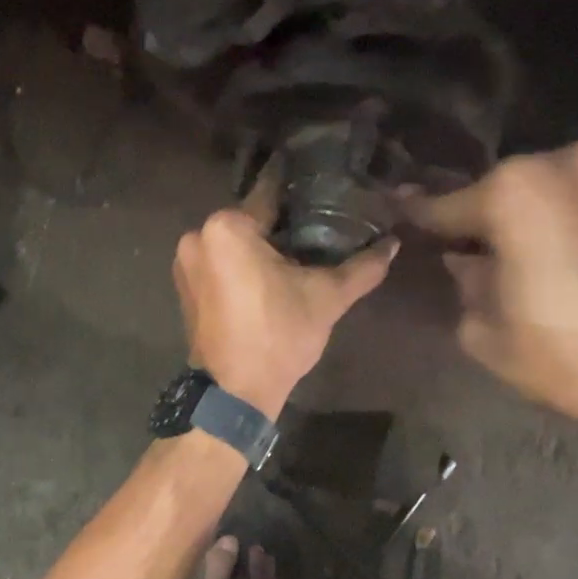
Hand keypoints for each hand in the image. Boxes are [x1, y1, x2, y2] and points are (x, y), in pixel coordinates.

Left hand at [172, 184, 396, 414]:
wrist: (235, 394)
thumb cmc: (277, 338)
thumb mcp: (326, 298)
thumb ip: (361, 267)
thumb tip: (392, 245)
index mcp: (227, 228)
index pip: (272, 194)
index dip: (303, 193)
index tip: (326, 184)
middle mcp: (198, 236)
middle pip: (252, 220)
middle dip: (283, 225)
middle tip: (321, 229)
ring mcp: (186, 263)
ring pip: (235, 244)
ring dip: (262, 248)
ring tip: (300, 255)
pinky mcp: (184, 288)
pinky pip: (220, 264)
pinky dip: (242, 267)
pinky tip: (271, 277)